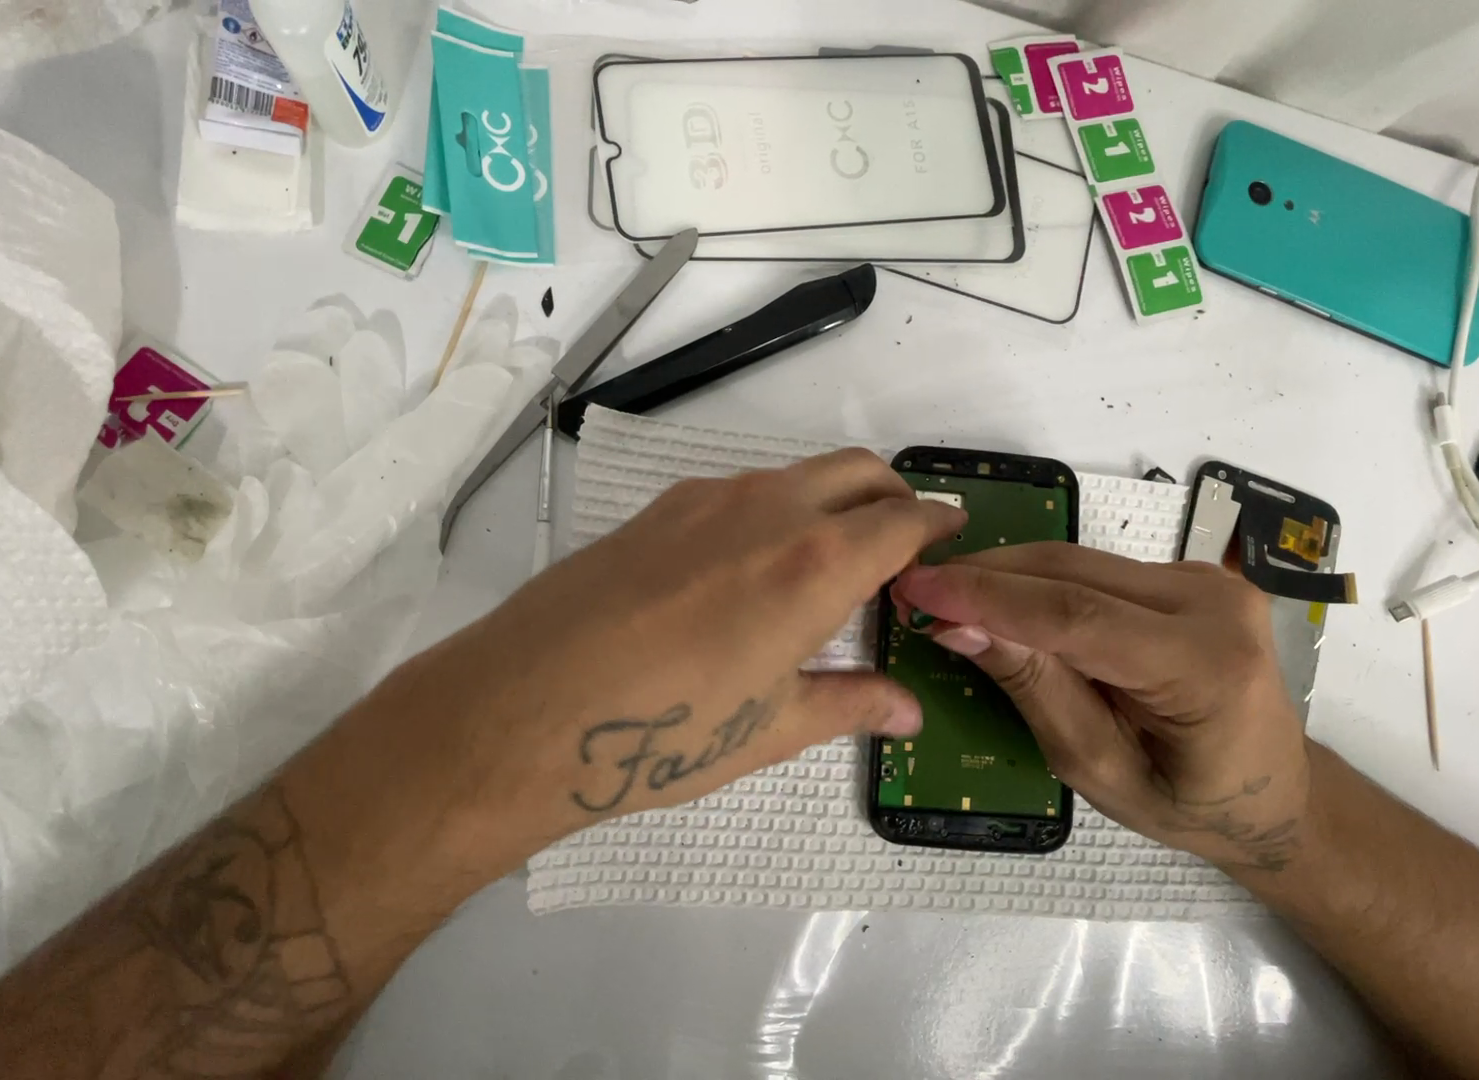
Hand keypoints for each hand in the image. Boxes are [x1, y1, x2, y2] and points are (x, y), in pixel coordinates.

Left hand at [380, 449, 963, 873]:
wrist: (526, 706)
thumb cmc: (665, 731)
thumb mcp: (771, 728)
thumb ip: (849, 703)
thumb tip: (908, 709)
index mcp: (816, 562)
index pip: (903, 520)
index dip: (938, 524)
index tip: (953, 534)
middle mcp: (770, 509)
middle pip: (857, 472)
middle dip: (893, 497)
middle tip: (901, 543)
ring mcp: (707, 499)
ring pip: (796, 476)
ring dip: (830, 500)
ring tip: (825, 558)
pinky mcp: (658, 508)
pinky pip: (741, 491)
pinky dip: (774, 509)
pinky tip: (749, 565)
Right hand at [889, 544, 1310, 872]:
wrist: (1271, 791)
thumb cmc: (1186, 803)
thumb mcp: (1096, 766)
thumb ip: (1034, 688)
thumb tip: (959, 626)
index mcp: (1206, 668)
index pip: (1076, 615)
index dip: (986, 597)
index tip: (916, 587)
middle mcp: (1215, 605)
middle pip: (1072, 574)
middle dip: (983, 577)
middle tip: (914, 588)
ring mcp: (1207, 581)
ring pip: (1078, 561)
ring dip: (1004, 575)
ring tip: (943, 594)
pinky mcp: (1188, 575)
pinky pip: (1093, 569)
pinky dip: (1036, 581)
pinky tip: (996, 598)